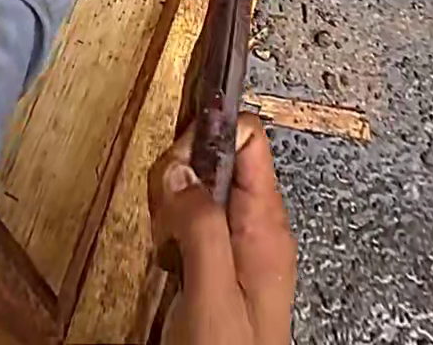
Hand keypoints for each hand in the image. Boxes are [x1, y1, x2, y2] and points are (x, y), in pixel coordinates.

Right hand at [149, 114, 296, 344]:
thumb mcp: (213, 296)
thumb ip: (200, 226)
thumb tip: (180, 167)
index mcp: (266, 224)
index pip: (250, 138)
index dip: (212, 135)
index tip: (181, 160)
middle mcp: (257, 224)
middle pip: (220, 155)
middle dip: (184, 171)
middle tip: (168, 209)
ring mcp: (238, 239)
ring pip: (202, 183)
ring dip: (174, 199)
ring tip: (166, 236)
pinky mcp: (219, 255)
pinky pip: (193, 213)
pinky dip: (172, 221)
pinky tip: (167, 249)